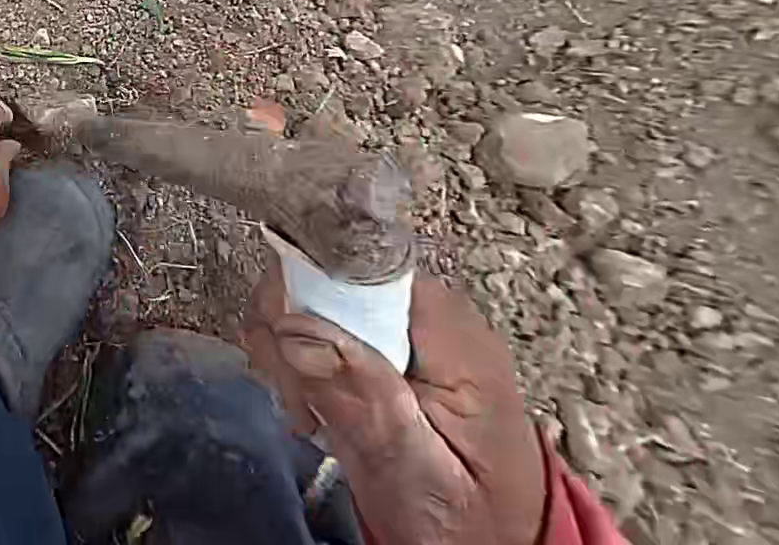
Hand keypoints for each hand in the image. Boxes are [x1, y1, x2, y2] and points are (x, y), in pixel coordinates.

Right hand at [242, 263, 548, 544]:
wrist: (490, 538)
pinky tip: (311, 401)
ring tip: (308, 408)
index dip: (305, 295)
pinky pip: (311, 314)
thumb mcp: (422, 474)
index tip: (291, 356)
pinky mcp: (375, 330)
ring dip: (288, 349)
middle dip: (291, 330)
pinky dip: (294, 356)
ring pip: (306, 290)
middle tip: (301, 398)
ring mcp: (395, 314)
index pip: (353, 260)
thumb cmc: (471, 517)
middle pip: (322, 270)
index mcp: (445, 323)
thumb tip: (297, 330)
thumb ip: (366, 402)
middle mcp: (419, 303)